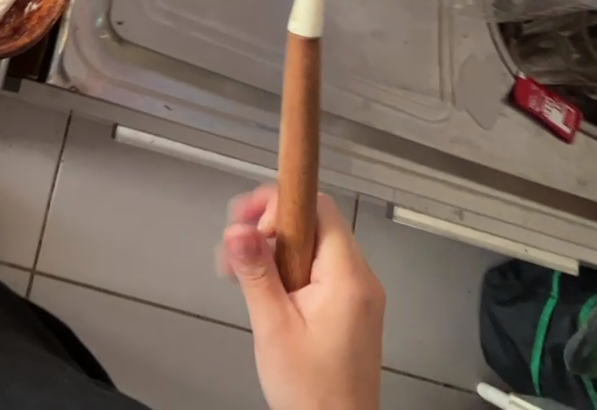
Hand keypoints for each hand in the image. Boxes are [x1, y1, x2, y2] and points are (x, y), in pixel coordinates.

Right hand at [220, 187, 384, 409]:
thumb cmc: (310, 391)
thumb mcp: (274, 327)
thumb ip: (256, 272)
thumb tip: (236, 229)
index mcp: (348, 279)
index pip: (319, 208)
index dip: (280, 205)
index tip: (250, 222)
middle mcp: (359, 280)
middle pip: (313, 222)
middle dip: (269, 225)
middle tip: (237, 243)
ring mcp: (354, 294)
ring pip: (310, 243)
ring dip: (272, 247)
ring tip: (239, 268)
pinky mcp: (346, 307)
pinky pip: (314, 267)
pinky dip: (285, 266)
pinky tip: (260, 284)